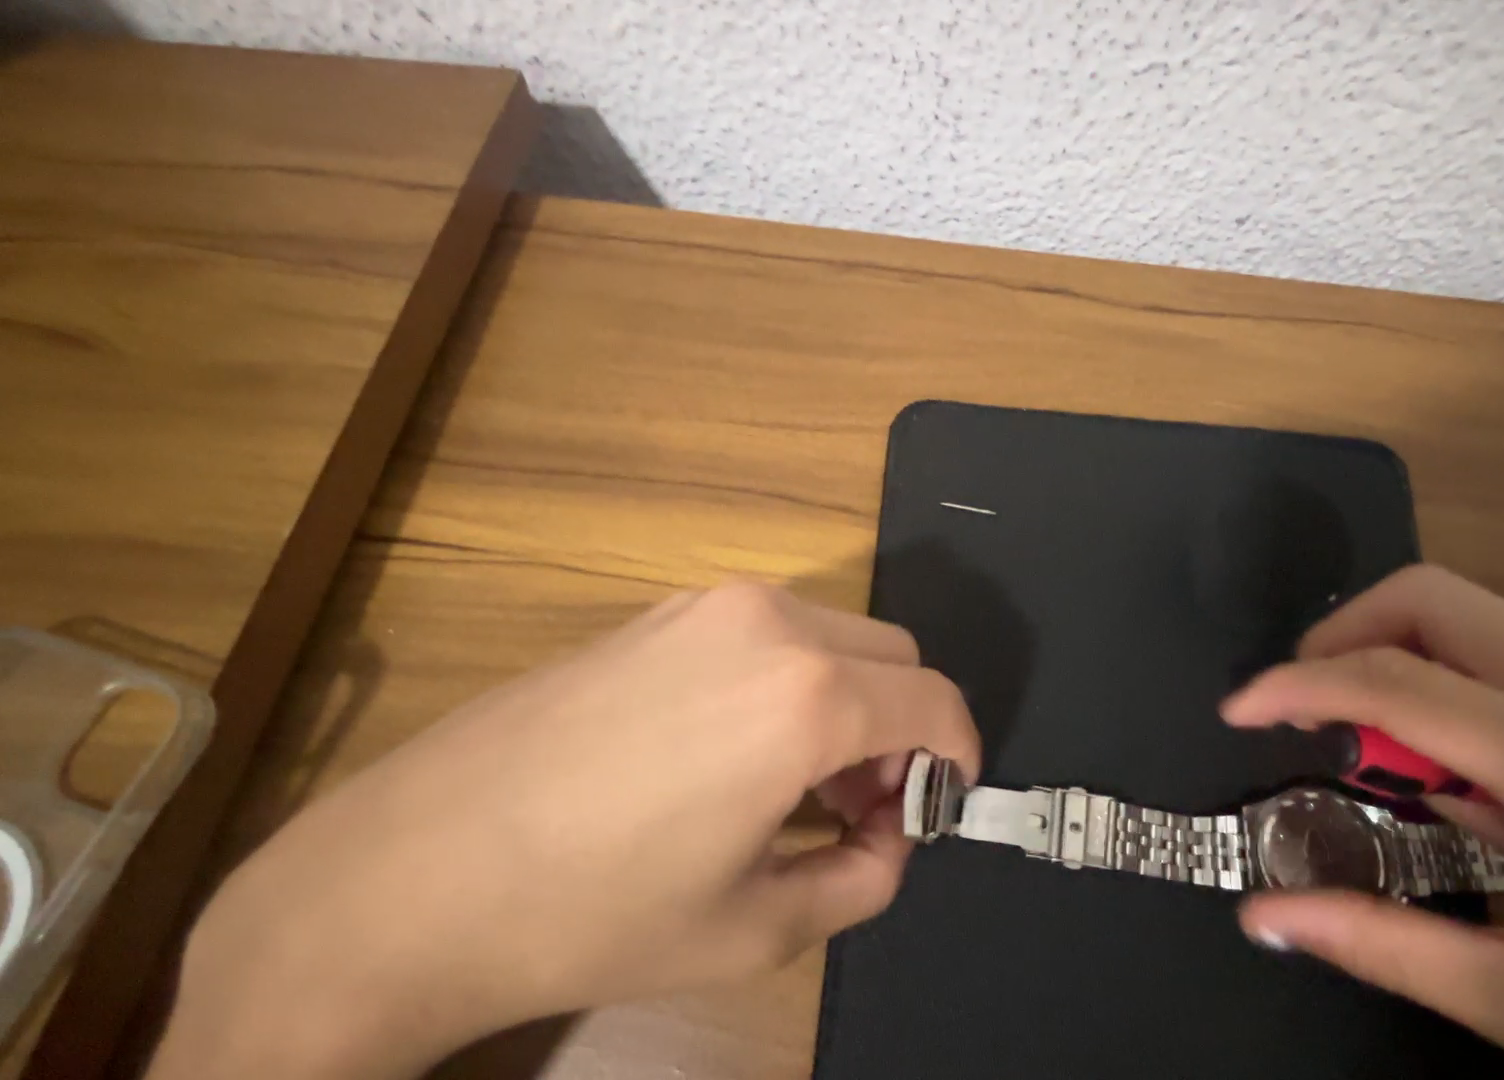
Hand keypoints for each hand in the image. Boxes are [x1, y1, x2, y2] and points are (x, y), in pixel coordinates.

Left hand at [148, 583, 977, 1079]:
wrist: (408, 874)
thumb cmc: (593, 915)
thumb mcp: (757, 929)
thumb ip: (863, 878)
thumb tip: (889, 834)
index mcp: (806, 699)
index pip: (936, 701)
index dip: (959, 755)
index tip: (942, 802)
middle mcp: (769, 625)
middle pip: (894, 656)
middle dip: (904, 729)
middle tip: (863, 808)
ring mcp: (707, 607)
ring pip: (834, 637)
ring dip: (850, 702)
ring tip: (797, 786)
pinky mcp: (660, 612)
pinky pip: (770, 633)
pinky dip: (793, 680)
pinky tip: (734, 751)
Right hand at [1225, 566, 1503, 1079]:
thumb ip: (1385, 947)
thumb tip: (1264, 917)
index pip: (1392, 682)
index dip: (1293, 686)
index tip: (1237, 712)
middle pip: (1435, 599)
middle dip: (1345, 637)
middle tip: (1309, 711)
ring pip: (1481, 625)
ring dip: (1411, 673)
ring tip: (1420, 785)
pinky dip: (1469, 697)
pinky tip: (1498, 797)